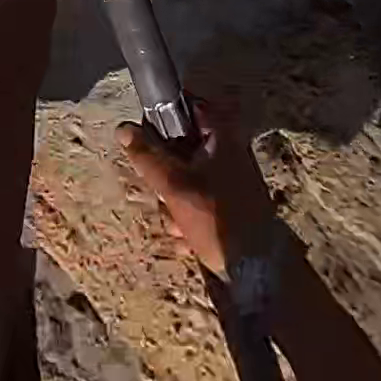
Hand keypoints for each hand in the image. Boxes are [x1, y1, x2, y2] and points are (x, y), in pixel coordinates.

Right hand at [117, 101, 277, 276]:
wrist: (258, 275)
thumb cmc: (216, 218)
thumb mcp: (174, 184)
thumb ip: (146, 155)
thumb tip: (123, 129)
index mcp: (222, 135)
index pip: (187, 104)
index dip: (163, 113)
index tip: (144, 131)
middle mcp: (228, 151)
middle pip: (180, 144)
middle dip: (164, 171)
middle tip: (160, 189)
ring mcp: (229, 178)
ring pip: (184, 175)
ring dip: (173, 199)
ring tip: (176, 223)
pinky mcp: (227, 204)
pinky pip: (195, 197)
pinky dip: (186, 214)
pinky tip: (186, 238)